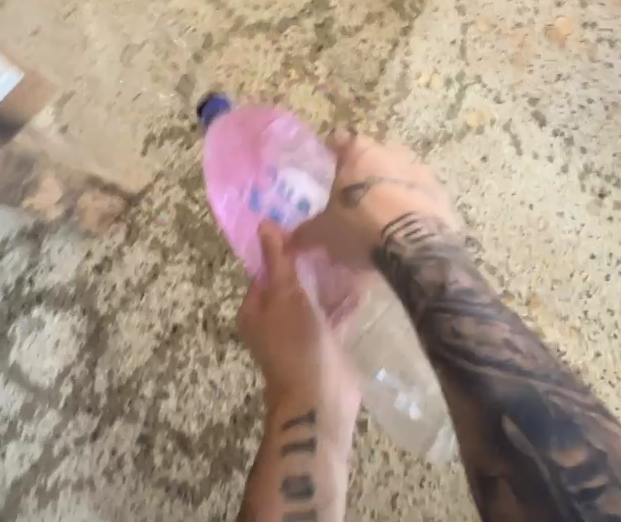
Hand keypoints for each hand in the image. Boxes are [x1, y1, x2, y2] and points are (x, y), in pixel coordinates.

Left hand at [238, 221, 357, 408]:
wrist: (319, 401)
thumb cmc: (295, 343)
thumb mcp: (284, 295)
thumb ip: (278, 259)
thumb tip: (264, 222)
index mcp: (256, 308)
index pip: (268, 267)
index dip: (285, 245)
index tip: (308, 220)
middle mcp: (277, 318)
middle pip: (294, 280)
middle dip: (313, 260)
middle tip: (336, 230)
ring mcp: (304, 331)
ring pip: (317, 296)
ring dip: (332, 278)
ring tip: (353, 249)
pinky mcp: (328, 341)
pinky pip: (336, 313)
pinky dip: (347, 299)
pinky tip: (364, 279)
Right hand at [290, 132, 458, 269]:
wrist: (415, 244)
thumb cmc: (360, 226)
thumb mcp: (325, 232)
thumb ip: (305, 233)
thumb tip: (283, 242)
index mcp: (358, 151)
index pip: (341, 140)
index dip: (333, 151)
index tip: (329, 162)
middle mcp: (389, 150)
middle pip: (372, 155)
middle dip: (364, 172)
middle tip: (354, 195)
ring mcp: (418, 168)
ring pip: (399, 172)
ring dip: (391, 187)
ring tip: (382, 214)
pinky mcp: (440, 191)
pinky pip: (420, 194)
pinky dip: (413, 204)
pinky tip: (406, 225)